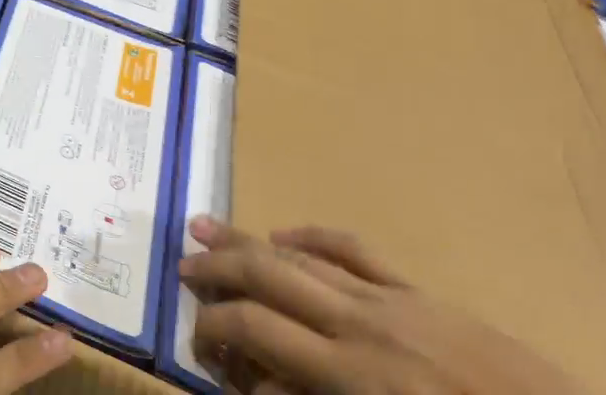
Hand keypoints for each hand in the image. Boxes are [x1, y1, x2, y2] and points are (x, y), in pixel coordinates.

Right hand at [179, 217, 585, 394]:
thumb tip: (262, 386)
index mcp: (354, 375)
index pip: (255, 329)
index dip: (212, 329)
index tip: (197, 342)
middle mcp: (362, 325)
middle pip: (269, 276)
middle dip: (218, 268)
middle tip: (181, 265)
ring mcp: (393, 301)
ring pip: (302, 256)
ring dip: (250, 241)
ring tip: (206, 227)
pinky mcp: (424, 294)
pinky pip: (356, 252)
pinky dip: (313, 238)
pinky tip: (286, 234)